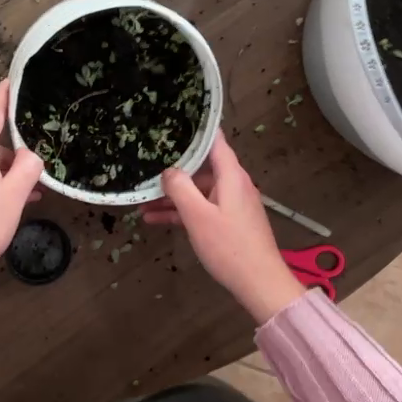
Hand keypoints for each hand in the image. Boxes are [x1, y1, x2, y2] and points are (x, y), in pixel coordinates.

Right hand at [146, 134, 304, 323]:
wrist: (259, 283)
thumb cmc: (229, 246)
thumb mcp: (198, 216)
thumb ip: (180, 188)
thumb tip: (167, 170)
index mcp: (231, 175)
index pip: (213, 140)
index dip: (194, 127)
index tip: (172, 119)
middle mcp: (233, 183)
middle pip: (200, 167)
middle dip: (172, 169)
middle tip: (145, 164)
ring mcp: (232, 203)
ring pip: (197, 191)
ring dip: (172, 196)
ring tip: (141, 201)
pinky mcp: (229, 221)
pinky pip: (202, 207)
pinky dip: (182, 211)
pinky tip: (155, 219)